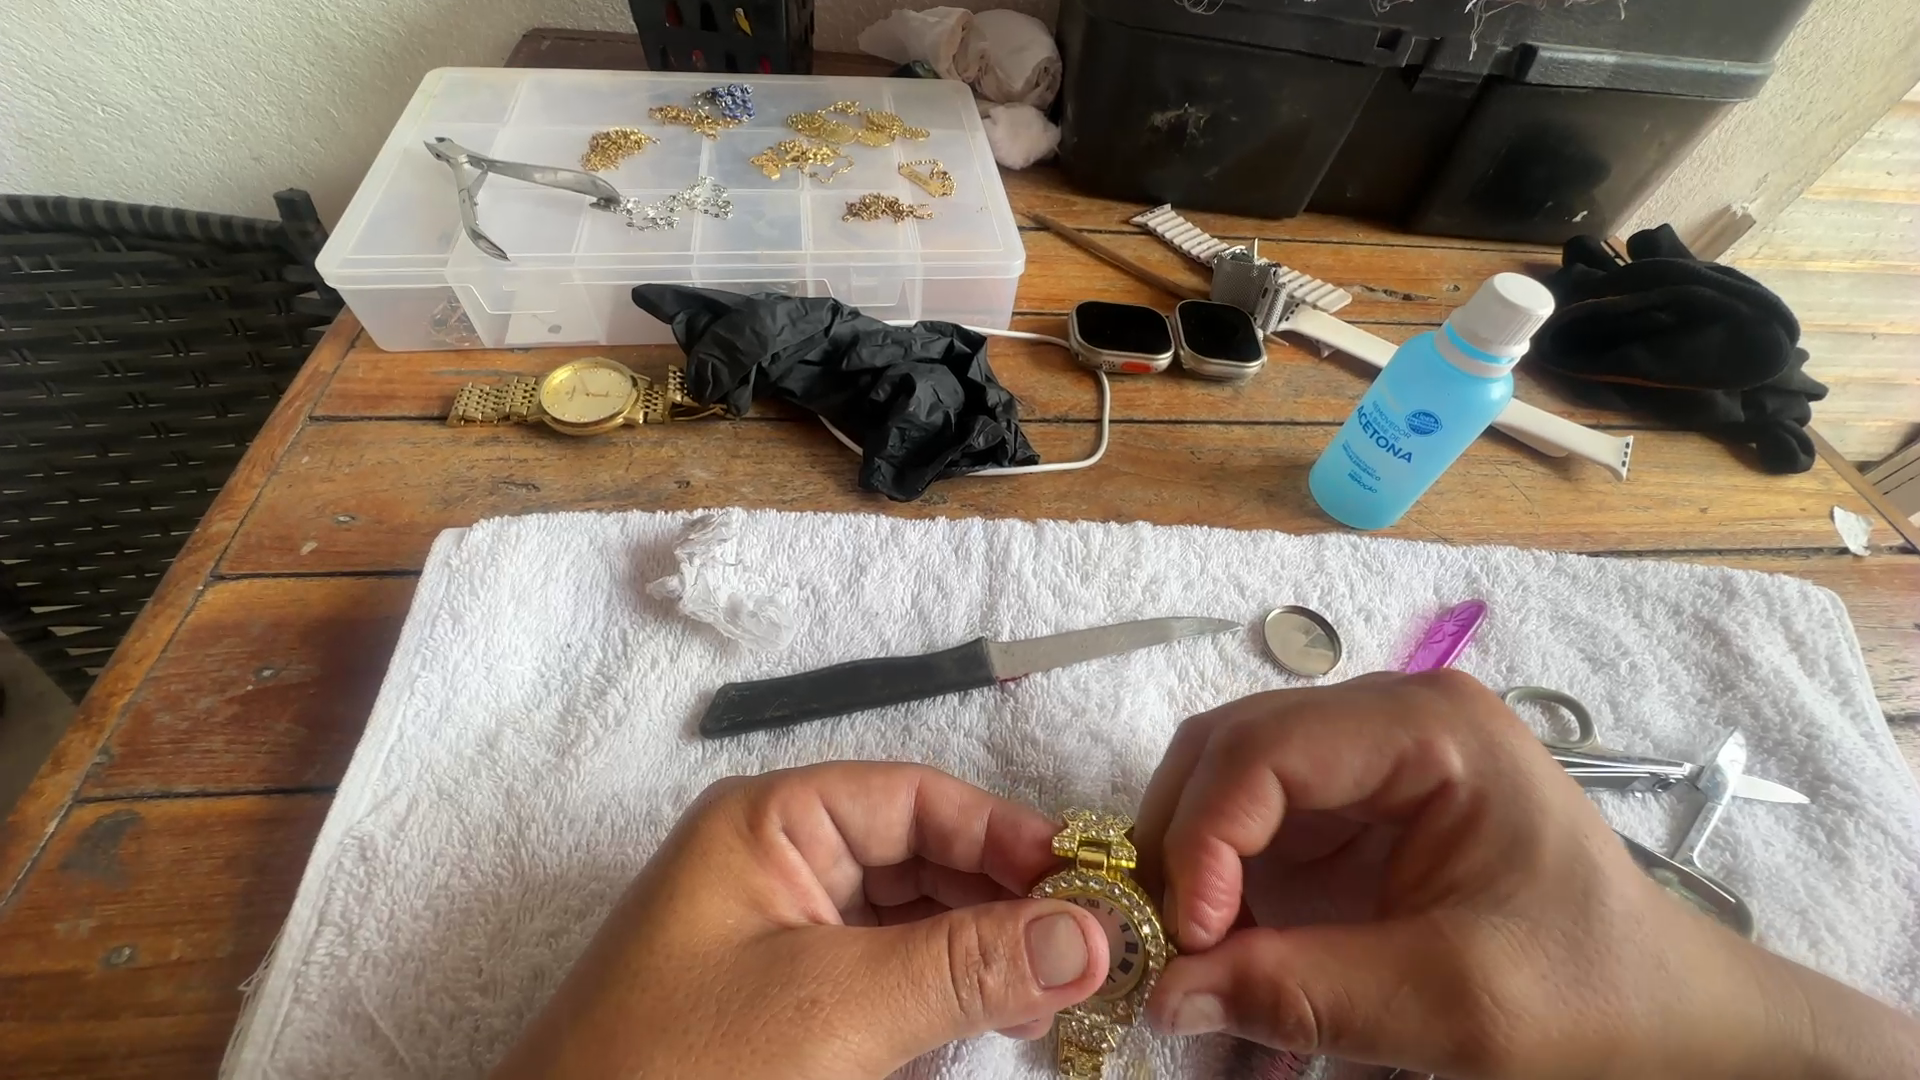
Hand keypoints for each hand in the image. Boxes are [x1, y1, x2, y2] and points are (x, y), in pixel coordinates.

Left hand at [489, 762, 1108, 1079]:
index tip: (1081, 876)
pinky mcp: (792, 984)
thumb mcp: (833, 1010)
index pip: (911, 798)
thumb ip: (964, 966)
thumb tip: (1089, 935)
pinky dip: (945, 983)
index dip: (999, 830)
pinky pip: (888, 962)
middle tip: (1085, 939)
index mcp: (772, 818)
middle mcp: (781, 853)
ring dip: (981, 942)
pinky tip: (1000, 1008)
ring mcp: (786, 920)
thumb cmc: (685, 1071)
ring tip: (1058, 981)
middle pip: (917, 850)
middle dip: (998, 893)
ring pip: (910, 909)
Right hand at [1134, 672, 1919, 1078]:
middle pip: (1230, 746)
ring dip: (1187, 853)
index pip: (1269, 746)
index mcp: (1426, 726)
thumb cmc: (1598, 1002)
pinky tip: (1221, 932)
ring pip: (1219, 773)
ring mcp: (1351, 749)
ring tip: (1191, 940)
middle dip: (1184, 837)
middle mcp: (1374, 715)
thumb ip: (1305, 994)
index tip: (1189, 932)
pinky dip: (1212, 872)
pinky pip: (1241, 814)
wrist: (1672, 1020)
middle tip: (1168, 935)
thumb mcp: (1461, 1009)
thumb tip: (1162, 995)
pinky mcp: (1335, 795)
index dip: (1207, 830)